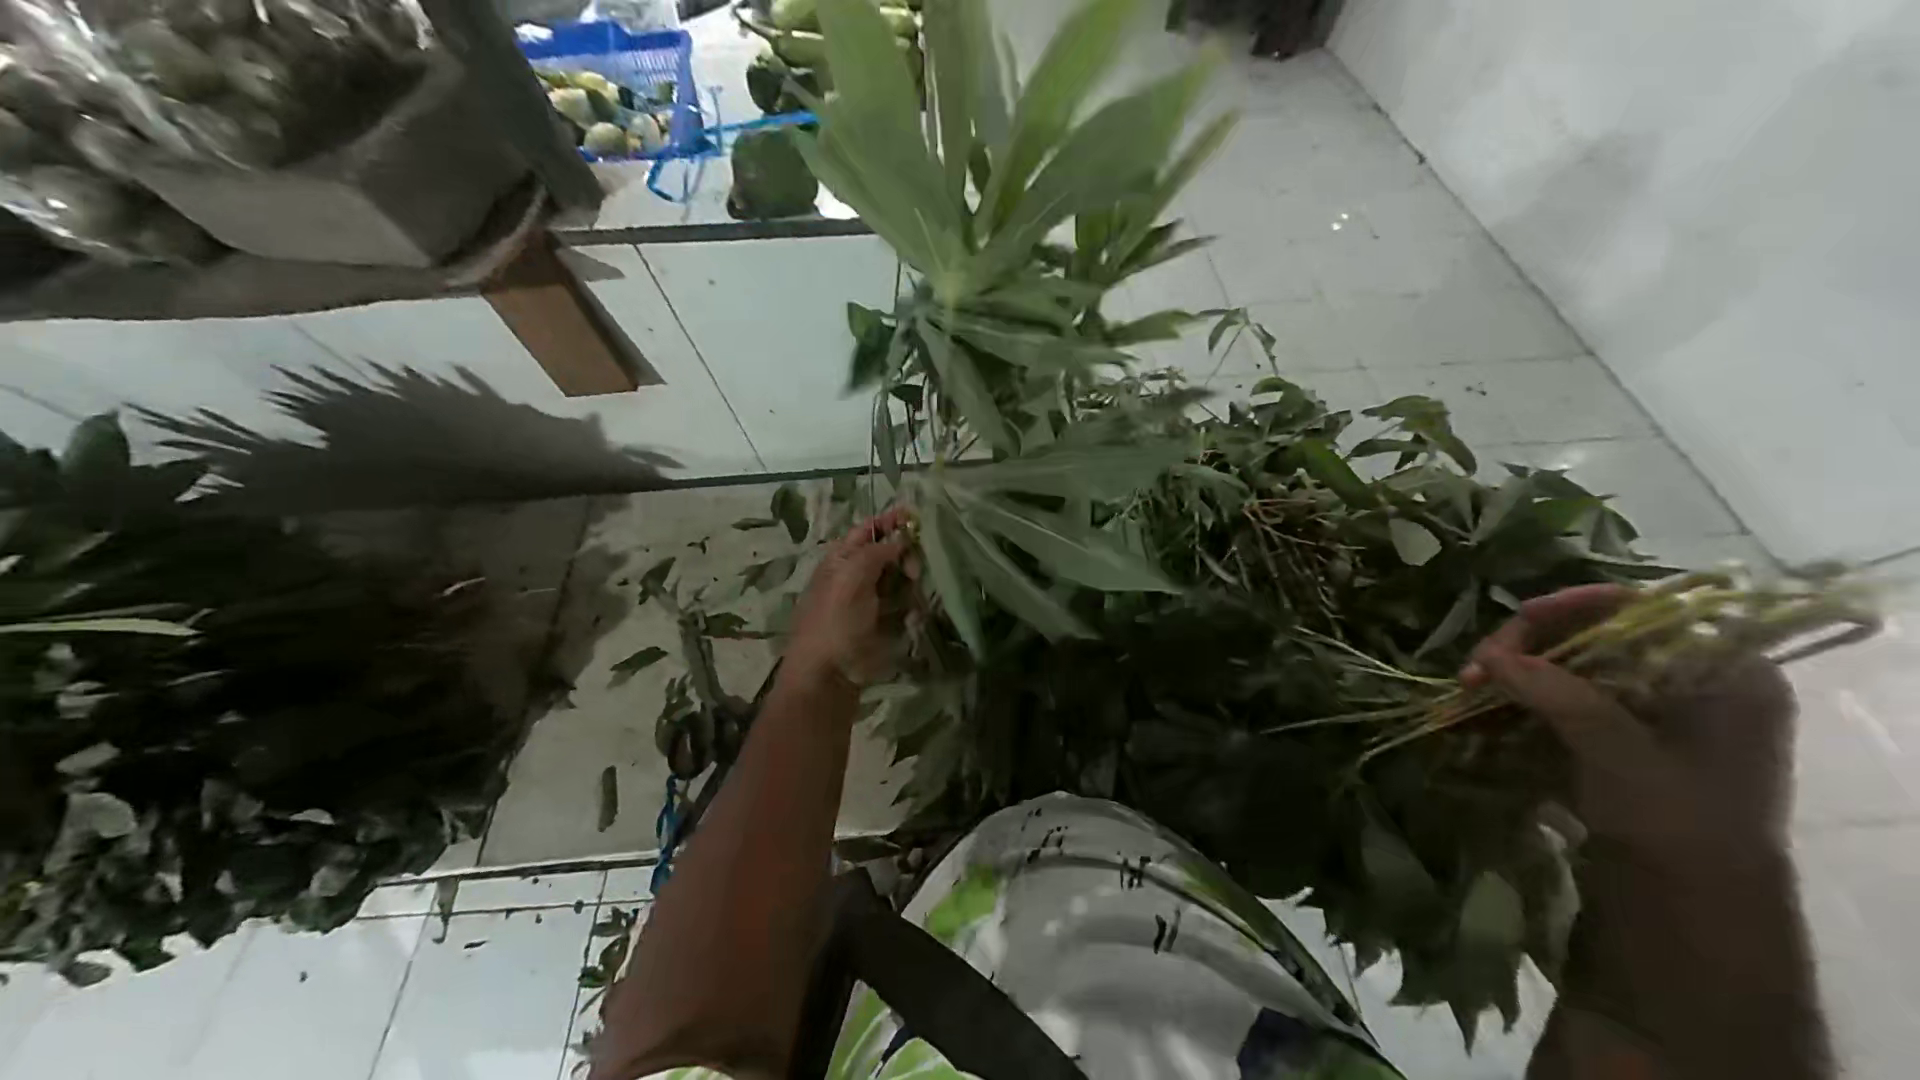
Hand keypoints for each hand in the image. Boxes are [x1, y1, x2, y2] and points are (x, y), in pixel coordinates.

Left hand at [781, 508, 910, 690]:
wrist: (830, 674)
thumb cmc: (835, 621)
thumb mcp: (850, 578)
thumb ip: (876, 552)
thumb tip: (900, 539)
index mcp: (841, 560)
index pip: (867, 531)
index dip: (888, 521)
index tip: (915, 516)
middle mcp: (858, 576)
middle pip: (890, 553)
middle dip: (906, 554)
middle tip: (914, 570)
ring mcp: (874, 601)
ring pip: (902, 578)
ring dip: (913, 580)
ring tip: (916, 591)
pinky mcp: (887, 624)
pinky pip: (908, 606)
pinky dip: (914, 607)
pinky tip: (914, 615)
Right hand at [1463, 585, 1795, 861]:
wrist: (1689, 906)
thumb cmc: (1678, 824)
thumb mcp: (1621, 755)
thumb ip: (1559, 697)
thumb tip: (1491, 657)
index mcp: (1724, 674)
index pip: (1648, 611)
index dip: (1580, 604)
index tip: (1522, 615)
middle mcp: (1687, 682)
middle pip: (1596, 636)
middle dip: (1530, 645)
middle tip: (1480, 665)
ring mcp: (1646, 708)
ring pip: (1568, 665)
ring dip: (1514, 671)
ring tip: (1469, 687)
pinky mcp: (1611, 733)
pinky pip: (1559, 696)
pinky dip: (1519, 696)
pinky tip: (1481, 703)